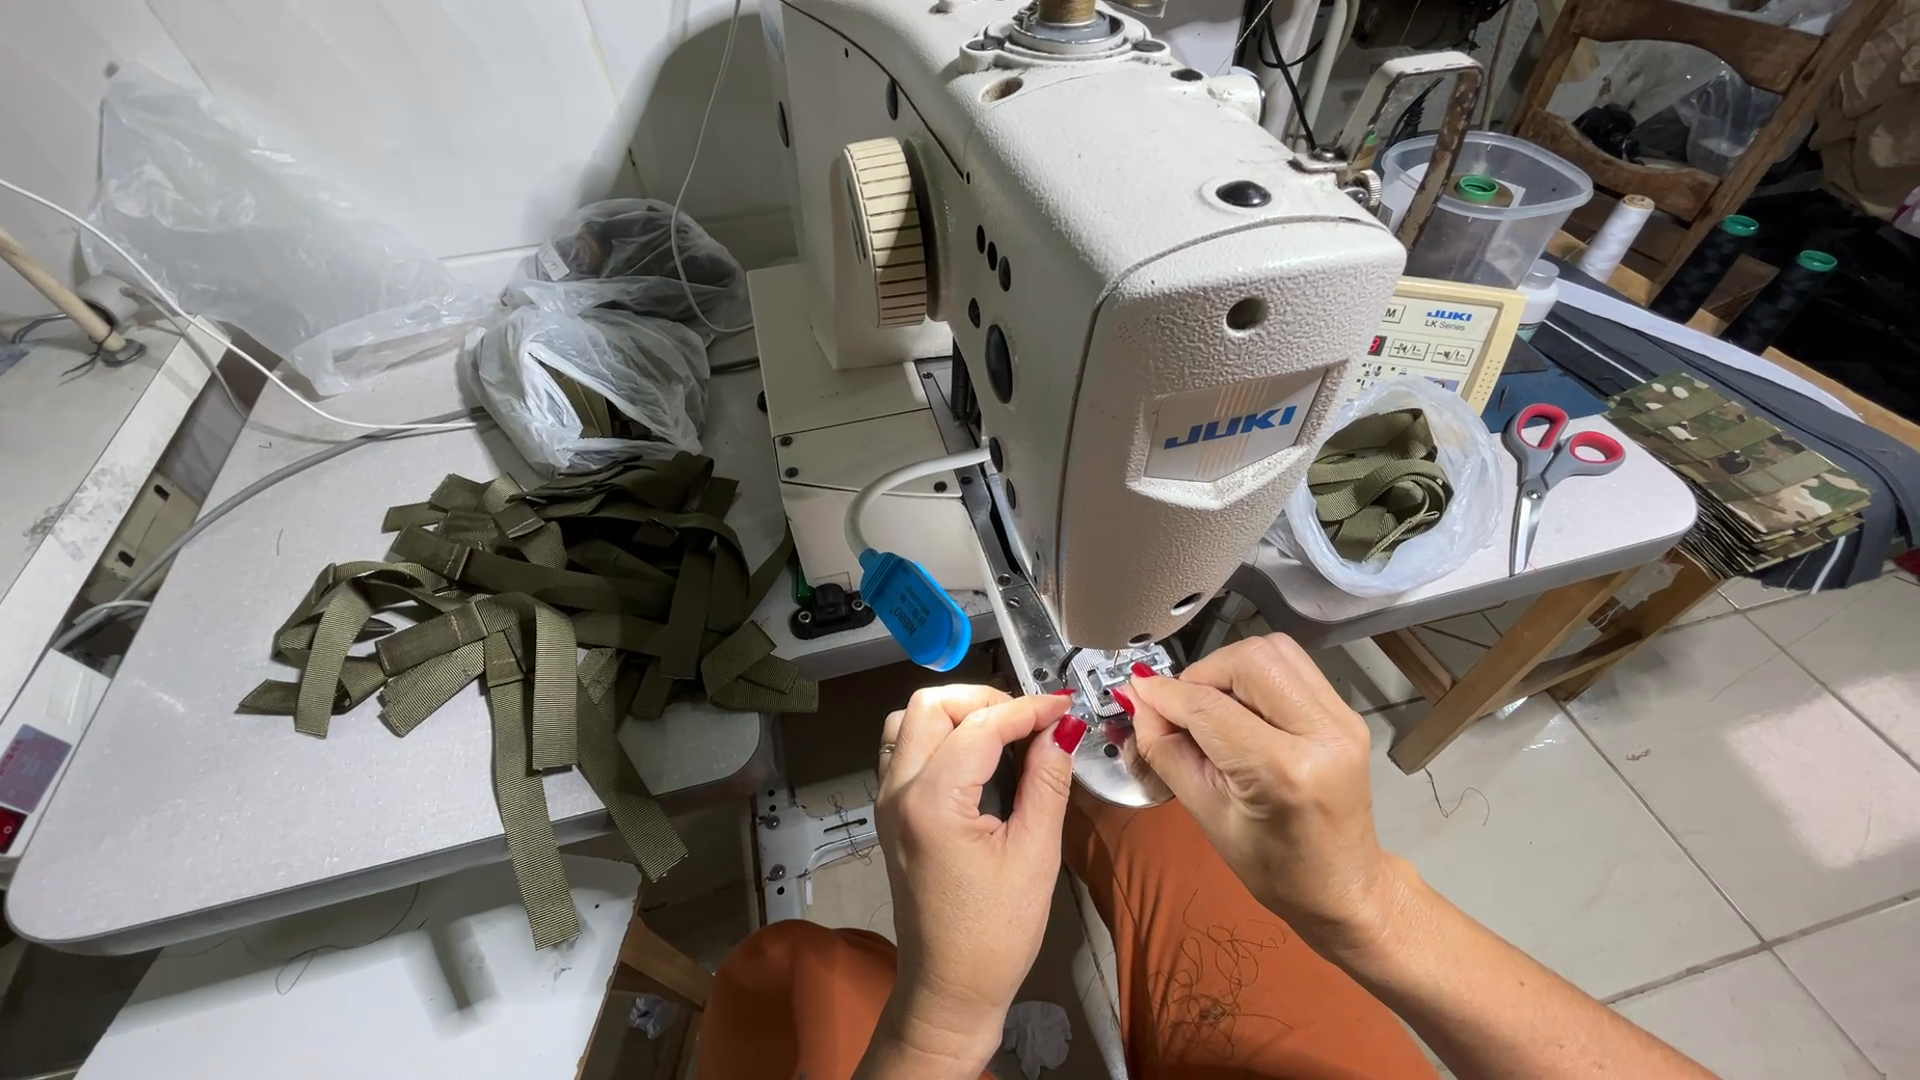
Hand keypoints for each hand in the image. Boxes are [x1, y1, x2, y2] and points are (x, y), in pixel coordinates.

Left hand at [862, 686, 1084, 1075]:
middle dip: (984, 700)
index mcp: (933, 801)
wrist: (948, 990)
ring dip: (955, 712)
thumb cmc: (996, 933)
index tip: (1064, 708)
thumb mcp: (1035, 854)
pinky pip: (903, 746)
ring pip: (909, 719)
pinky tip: (971, 753)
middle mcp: (898, 789)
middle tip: (1029, 722)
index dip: (1028, 709)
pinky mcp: (888, 810)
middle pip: (932, 705)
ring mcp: (886, 798)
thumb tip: (1063, 727)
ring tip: (1000, 732)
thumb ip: (1047, 780)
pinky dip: (936, 733)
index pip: (981, 725)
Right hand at [1126, 634, 1407, 955]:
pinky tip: (1238, 707)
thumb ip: (1164, 749)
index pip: (1209, 706)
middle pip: (1248, 660)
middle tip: (1181, 705)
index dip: (1164, 694)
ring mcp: (1341, 718)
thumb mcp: (1204, 812)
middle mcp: (1322, 733)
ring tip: (1211, 704)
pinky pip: (1289, 665)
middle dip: (1202, 673)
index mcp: (1284, 771)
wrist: (1344, 886)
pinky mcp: (1344, 712)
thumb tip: (1137, 701)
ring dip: (1227, 667)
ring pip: (1272, 651)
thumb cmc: (1273, 866)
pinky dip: (1251, 674)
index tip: (1136, 692)